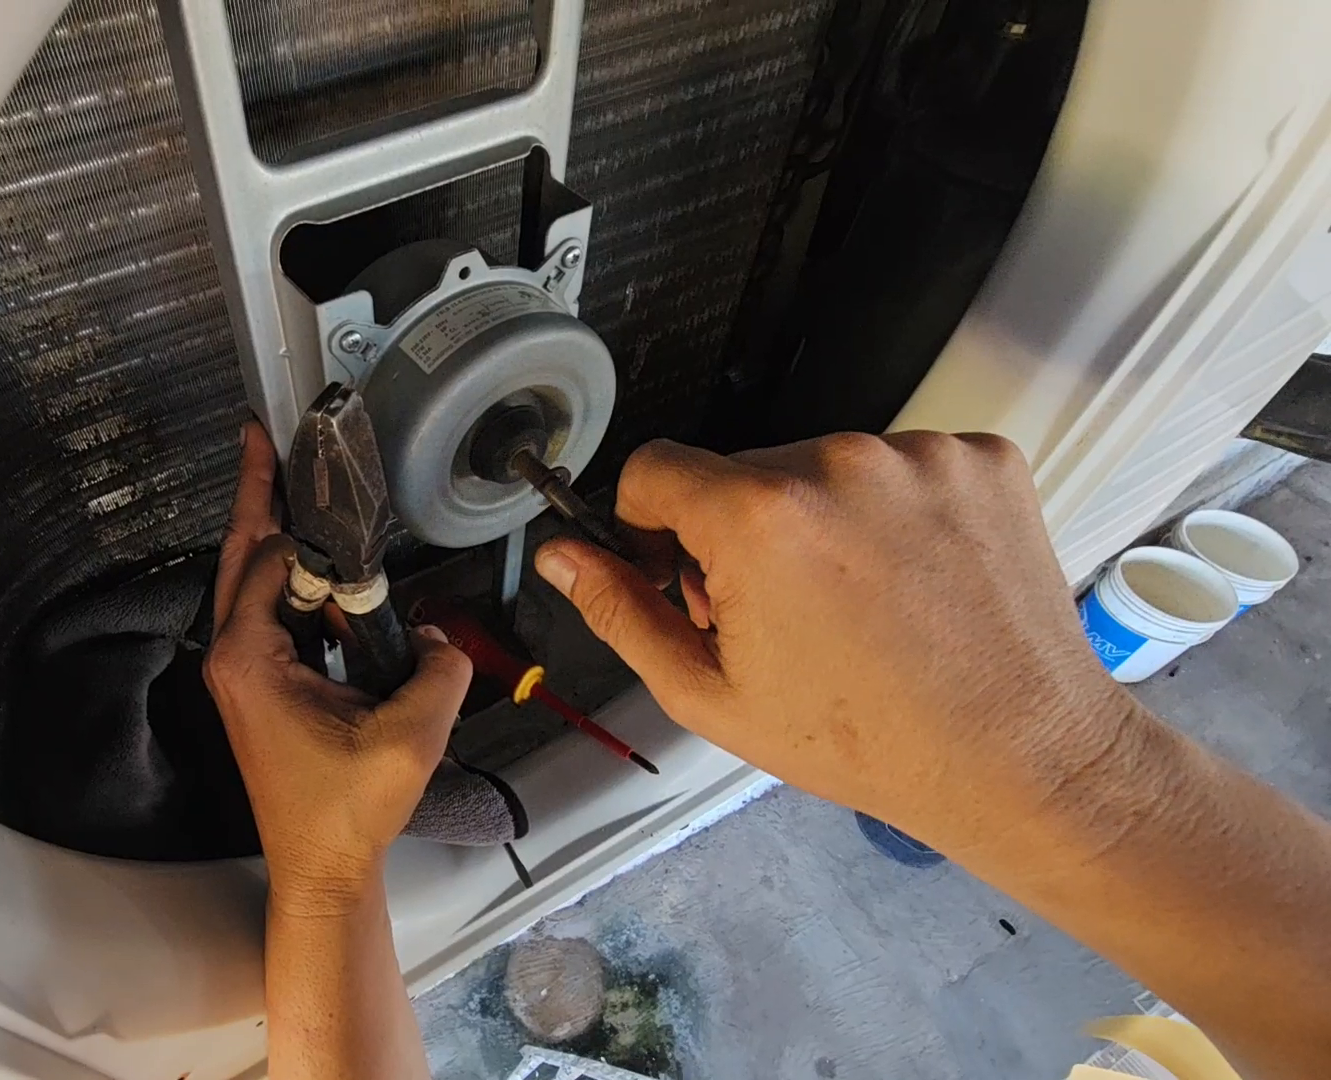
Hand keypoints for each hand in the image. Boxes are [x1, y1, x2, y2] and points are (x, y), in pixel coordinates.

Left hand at [205, 421, 472, 910]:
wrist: (321, 868)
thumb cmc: (350, 809)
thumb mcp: (409, 737)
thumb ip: (439, 670)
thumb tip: (441, 634)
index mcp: (249, 659)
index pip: (269, 563)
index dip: (299, 521)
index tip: (311, 465)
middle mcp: (233, 655)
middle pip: (242, 557)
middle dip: (255, 494)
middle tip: (262, 435)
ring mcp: (243, 670)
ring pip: (253, 582)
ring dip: (274, 533)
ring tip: (292, 480)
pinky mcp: (260, 684)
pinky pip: (272, 612)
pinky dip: (293, 578)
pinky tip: (321, 560)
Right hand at [534, 433, 1142, 855]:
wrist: (1024, 762)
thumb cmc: (852, 737)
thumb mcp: (703, 689)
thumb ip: (616, 609)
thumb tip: (558, 554)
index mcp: (757, 518)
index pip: (652, 466)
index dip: (647, 521)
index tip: (680, 573)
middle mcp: (835, 461)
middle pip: (729, 471)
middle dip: (725, 530)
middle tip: (768, 608)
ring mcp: (916, 454)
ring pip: (805, 467)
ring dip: (799, 519)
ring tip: (840, 598)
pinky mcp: (978, 457)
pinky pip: (882, 463)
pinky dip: (873, 507)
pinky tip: (898, 573)